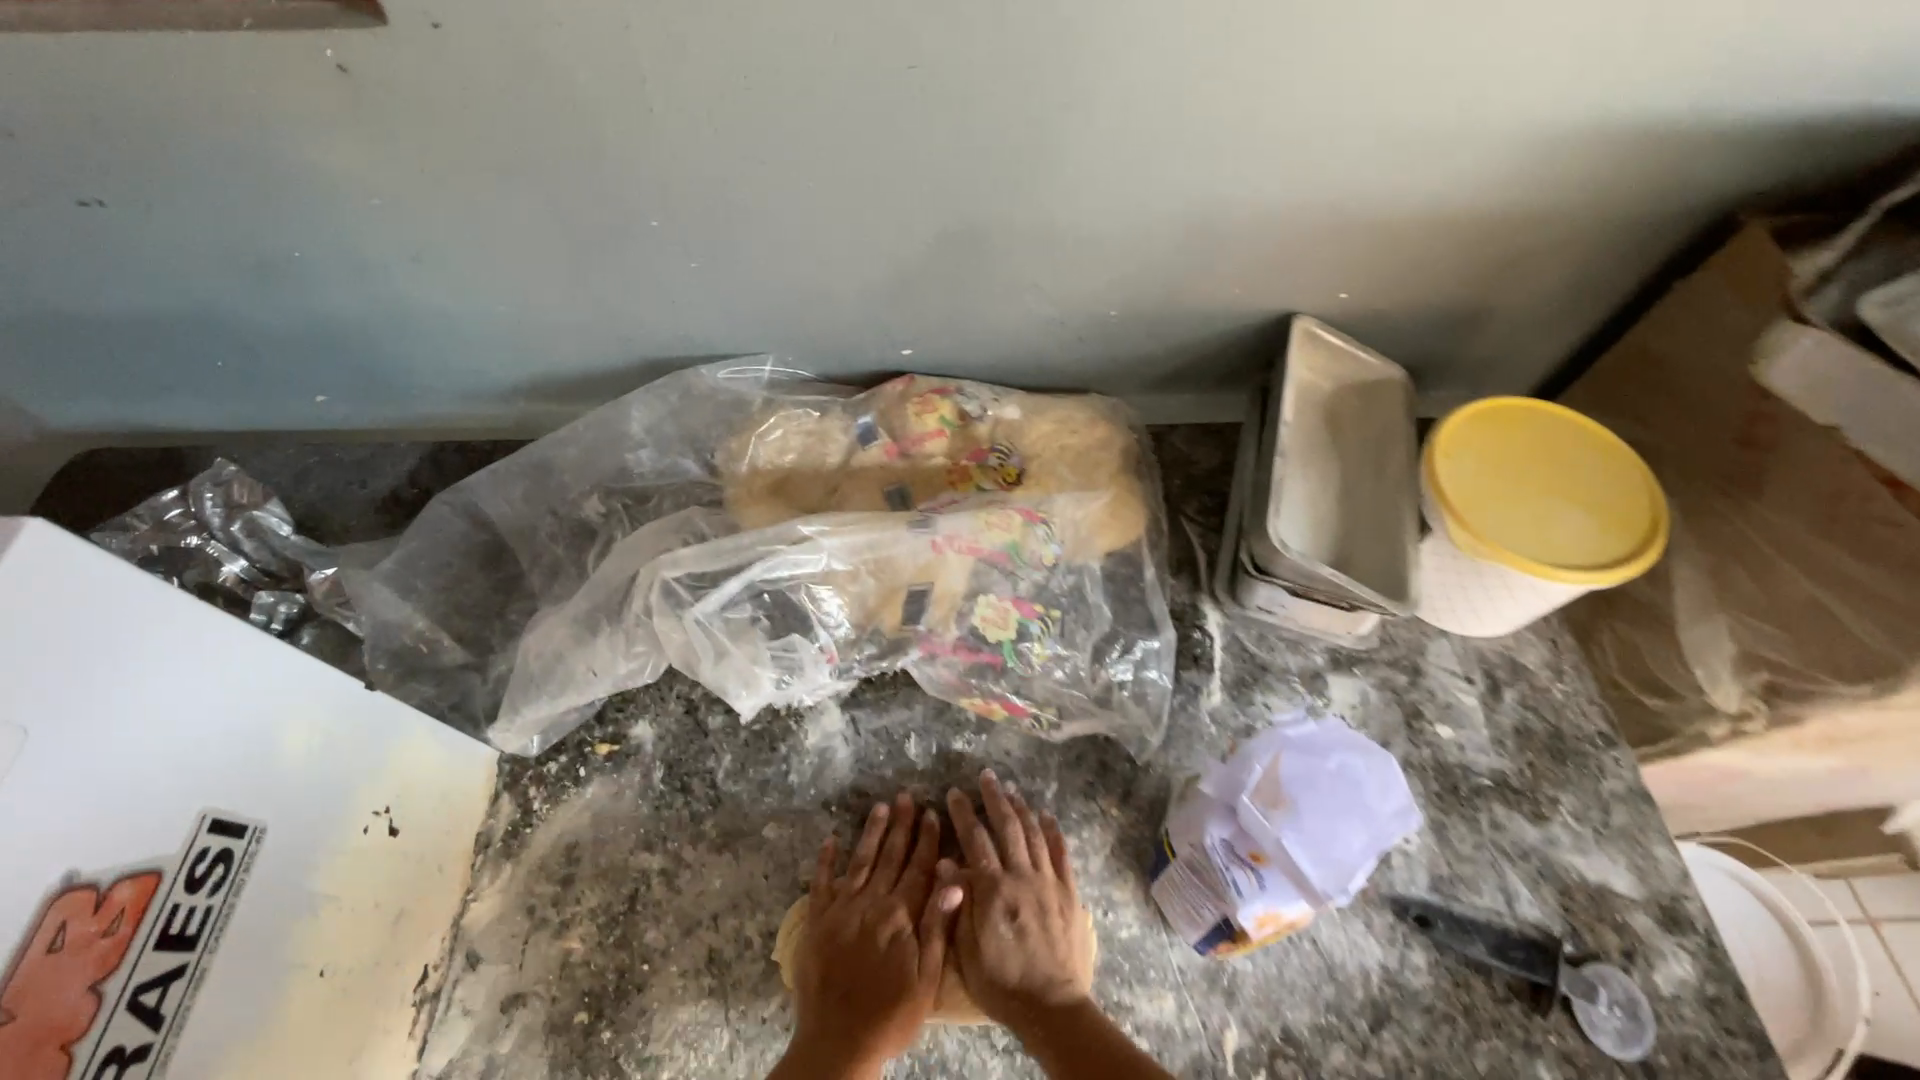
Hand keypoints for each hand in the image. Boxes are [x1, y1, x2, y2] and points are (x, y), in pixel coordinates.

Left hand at [780, 792, 962, 1078]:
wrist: (837, 1042)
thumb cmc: (891, 1015)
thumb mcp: (926, 979)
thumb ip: (937, 926)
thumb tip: (954, 881)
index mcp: (900, 916)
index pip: (919, 868)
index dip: (927, 840)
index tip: (933, 814)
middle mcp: (870, 904)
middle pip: (890, 857)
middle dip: (902, 826)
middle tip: (907, 797)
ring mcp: (840, 910)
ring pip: (860, 862)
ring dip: (871, 833)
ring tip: (881, 807)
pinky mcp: (816, 923)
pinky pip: (821, 883)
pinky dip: (826, 860)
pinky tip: (831, 840)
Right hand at [944, 770, 1095, 1034]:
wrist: (1051, 1006)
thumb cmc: (1001, 984)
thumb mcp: (966, 950)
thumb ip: (957, 903)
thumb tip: (944, 864)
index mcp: (992, 890)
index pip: (974, 840)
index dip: (963, 814)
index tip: (954, 793)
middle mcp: (1021, 877)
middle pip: (1007, 827)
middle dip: (994, 798)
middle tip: (986, 776)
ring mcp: (1048, 883)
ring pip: (1034, 834)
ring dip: (1022, 808)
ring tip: (1011, 790)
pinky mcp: (1069, 893)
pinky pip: (1061, 854)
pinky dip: (1053, 832)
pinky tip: (1047, 816)